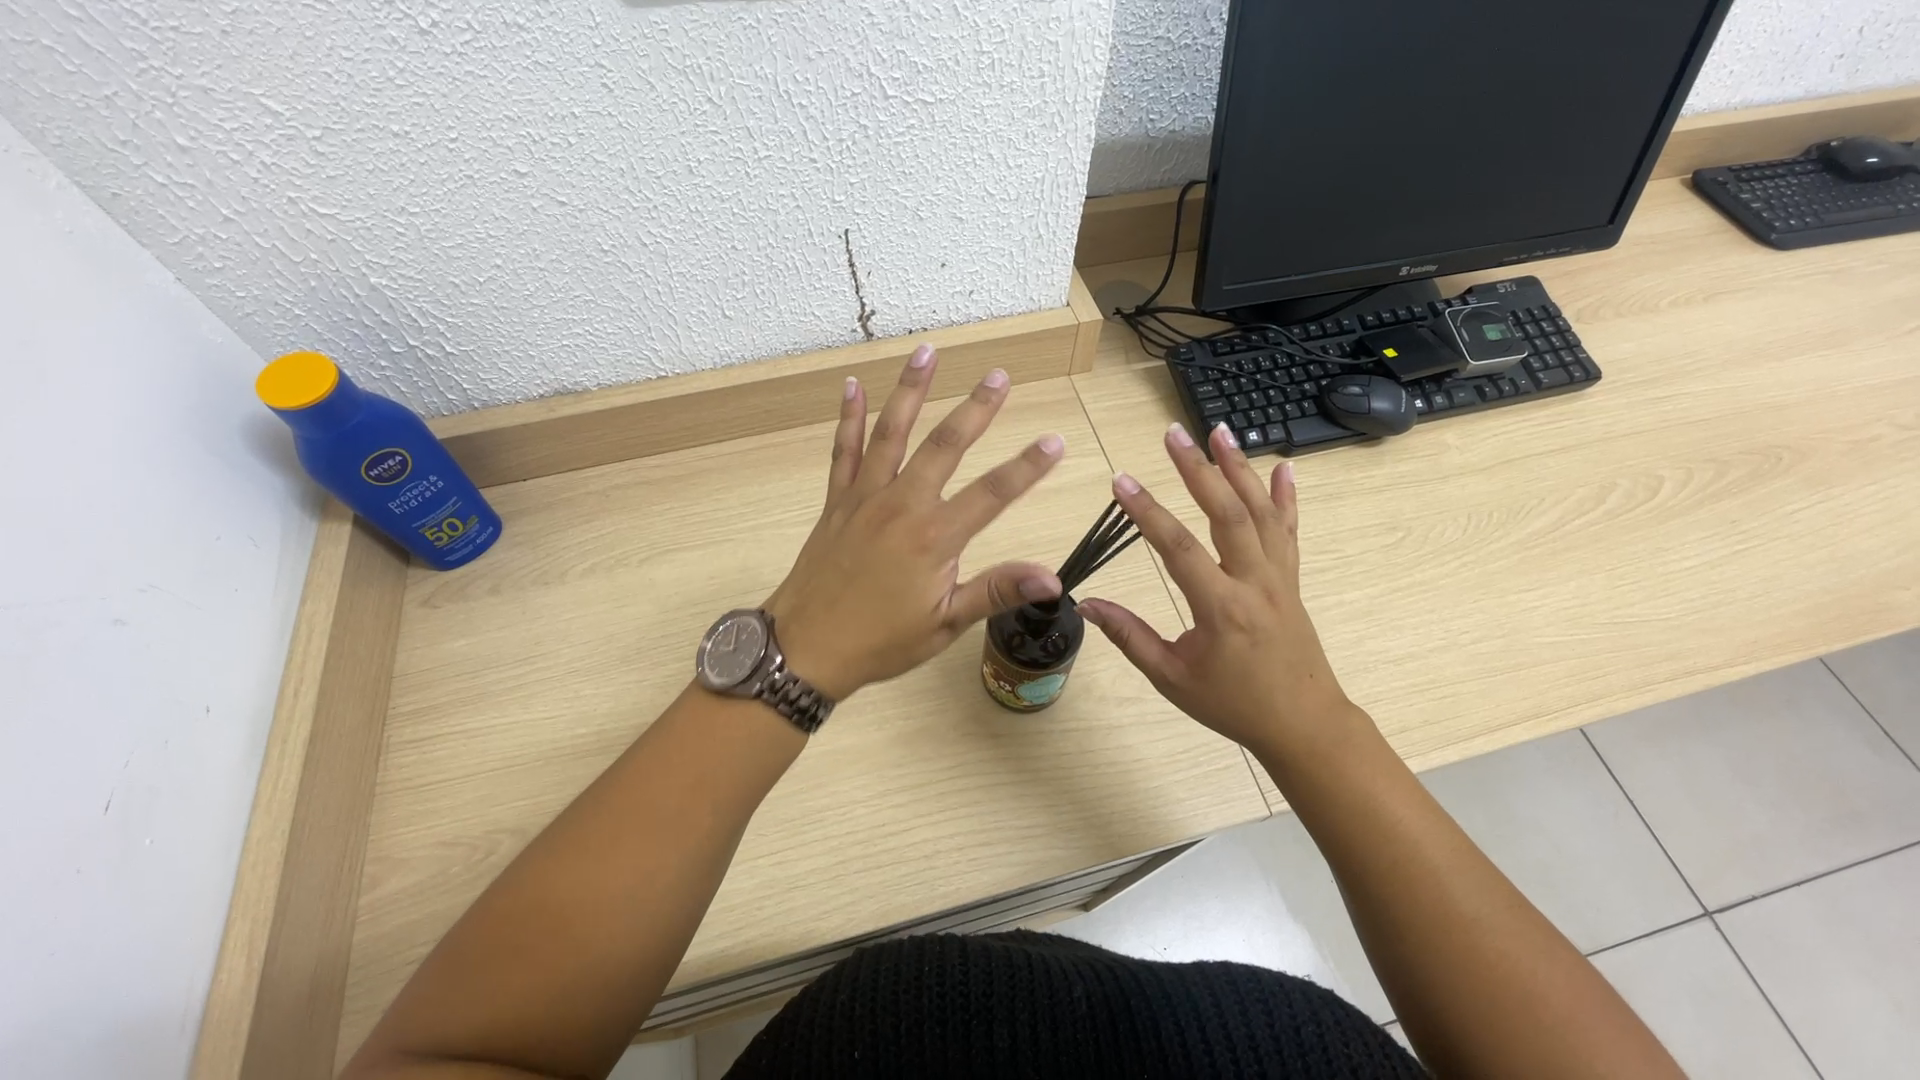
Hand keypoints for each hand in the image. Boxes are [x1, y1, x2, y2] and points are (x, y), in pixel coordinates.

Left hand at [763, 344, 1066, 700]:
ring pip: (892, 432)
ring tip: (928, 352)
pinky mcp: (837, 501)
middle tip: (998, 376)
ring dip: (911, 390)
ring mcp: (864, 497)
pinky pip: (844, 450)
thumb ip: (996, 591)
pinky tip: (854, 386)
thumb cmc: (880, 641)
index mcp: (934, 537)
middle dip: (976, 409)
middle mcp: (901, 505)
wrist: (806, 648)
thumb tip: (1052, 579)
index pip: (993, 493)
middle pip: (945, 446)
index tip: (1054, 441)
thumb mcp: (945, 623)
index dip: (1027, 467)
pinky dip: (849, 417)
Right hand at [1076, 421, 1373, 762]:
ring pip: (1262, 513)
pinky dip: (1286, 497)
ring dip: (1240, 468)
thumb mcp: (1172, 677)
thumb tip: (1087, 606)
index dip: (1147, 512)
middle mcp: (1254, 583)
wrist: (1303, 724)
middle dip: (1198, 469)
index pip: (1178, 548)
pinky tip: (1283, 467)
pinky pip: (1289, 531)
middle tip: (1174, 433)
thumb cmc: (1233, 705)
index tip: (1121, 481)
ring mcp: (1279, 578)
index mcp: (1221, 609)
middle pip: (1228, 513)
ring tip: (1220, 431)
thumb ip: (1130, 637)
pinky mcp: (1291, 580)